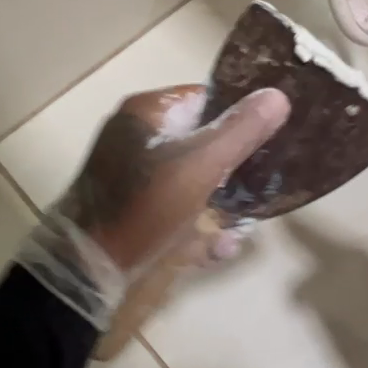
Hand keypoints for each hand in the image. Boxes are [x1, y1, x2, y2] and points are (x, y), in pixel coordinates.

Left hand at [20, 84, 289, 328]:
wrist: (88, 272)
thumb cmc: (144, 206)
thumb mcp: (199, 165)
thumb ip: (240, 131)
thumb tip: (278, 94)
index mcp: (146, 114)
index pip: (206, 99)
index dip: (240, 117)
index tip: (272, 139)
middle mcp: (138, 139)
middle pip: (203, 142)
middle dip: (235, 168)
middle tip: (262, 187)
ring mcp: (134, 178)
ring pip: (194, 181)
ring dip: (222, 205)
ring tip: (242, 228)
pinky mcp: (136, 213)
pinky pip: (179, 212)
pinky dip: (199, 231)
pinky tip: (221, 248)